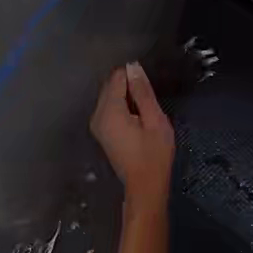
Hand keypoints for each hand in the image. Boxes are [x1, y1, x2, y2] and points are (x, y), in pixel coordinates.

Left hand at [90, 62, 175, 201]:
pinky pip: (109, 108)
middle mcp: (97, 115)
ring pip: (109, 97)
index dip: (134, 76)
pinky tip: (137, 117)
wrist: (144, 186)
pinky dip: (122, 106)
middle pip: (110, 86)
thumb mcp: (155, 120)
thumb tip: (133, 67)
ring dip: (126, 96)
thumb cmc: (154, 154)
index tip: (150, 86)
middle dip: (129, 85)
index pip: (116, 77)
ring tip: (145, 107)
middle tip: (150, 97)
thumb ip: (143, 92)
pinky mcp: (101, 132)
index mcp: (109, 111)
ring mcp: (97, 124)